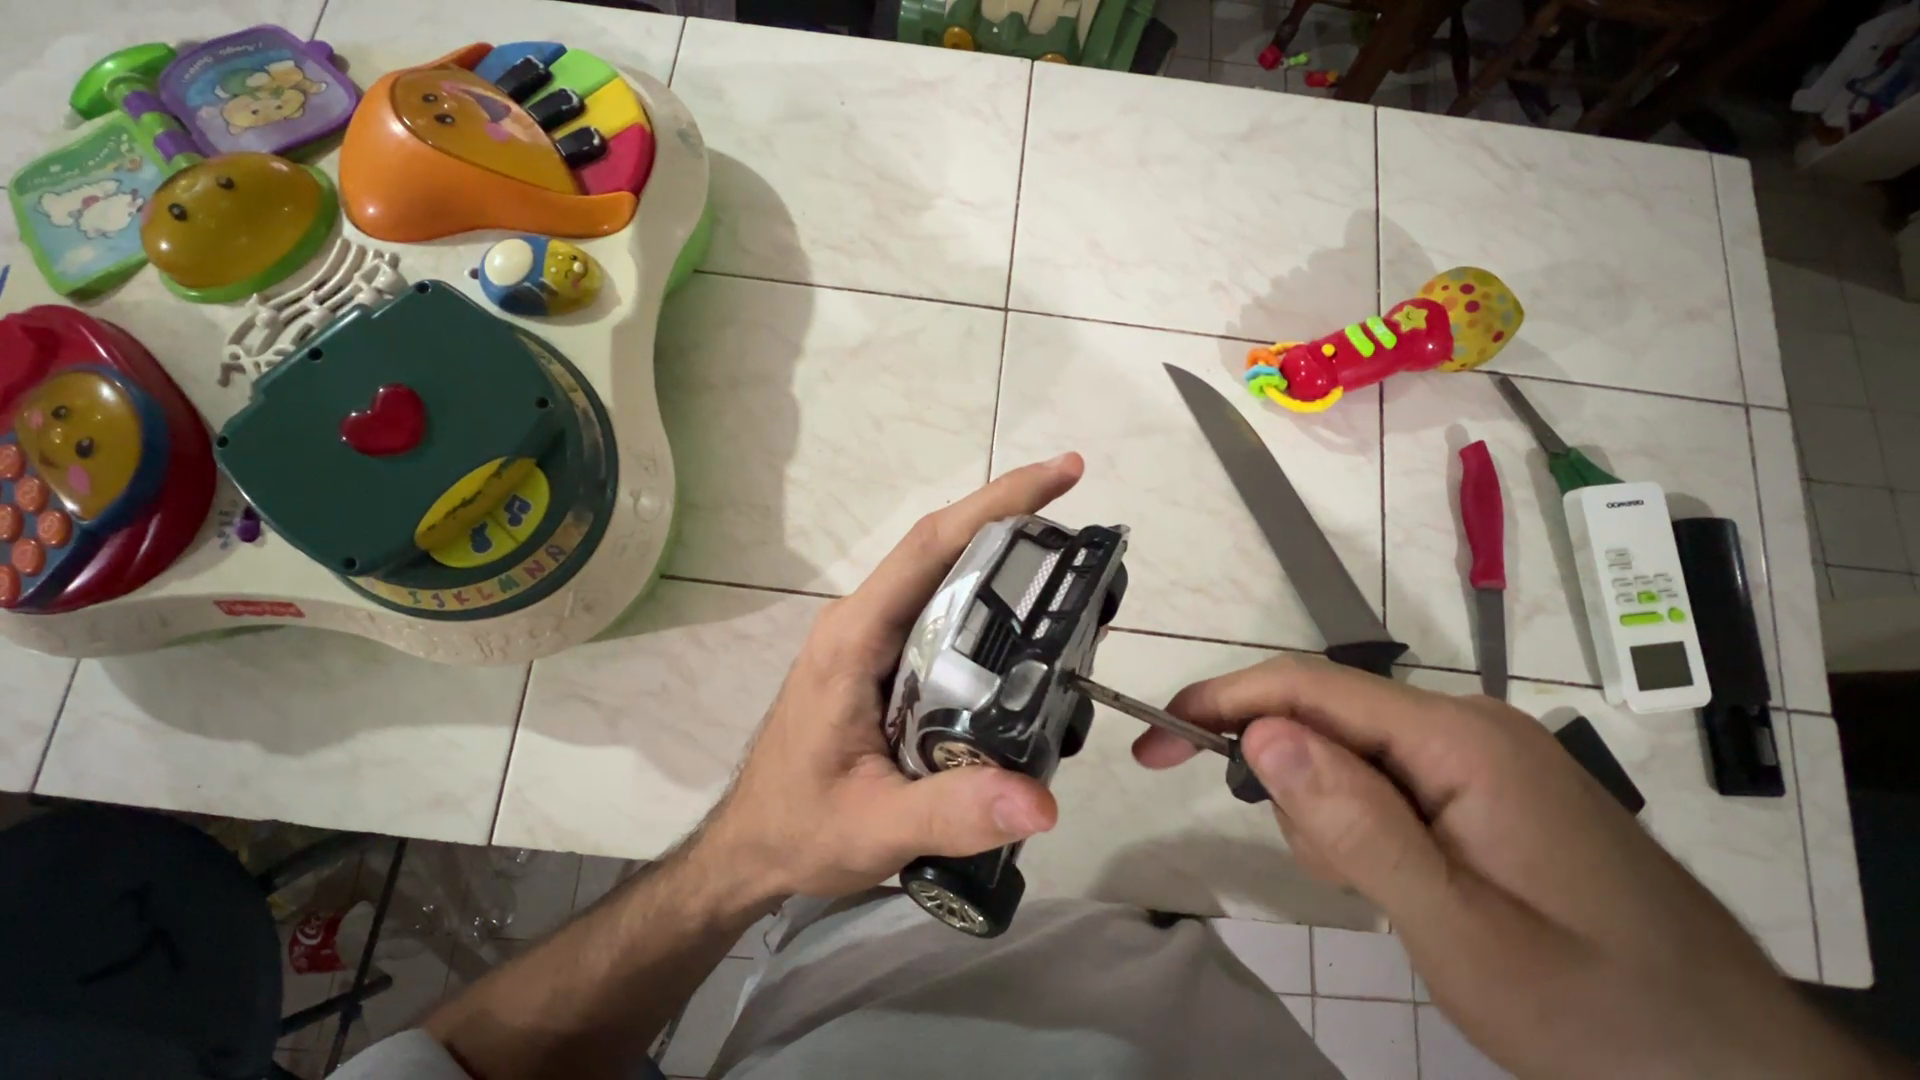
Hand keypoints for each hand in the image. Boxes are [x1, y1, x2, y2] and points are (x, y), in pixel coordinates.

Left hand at [700, 455, 1082, 903]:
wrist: (751, 846)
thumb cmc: (800, 828)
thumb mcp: (877, 827)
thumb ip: (953, 813)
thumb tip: (1041, 801)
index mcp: (854, 638)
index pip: (931, 548)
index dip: (998, 503)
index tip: (1062, 474)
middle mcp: (861, 622)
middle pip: (942, 550)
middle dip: (1013, 522)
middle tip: (1084, 534)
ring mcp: (868, 639)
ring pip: (942, 579)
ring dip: (1001, 564)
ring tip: (1069, 578)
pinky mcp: (878, 661)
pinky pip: (938, 615)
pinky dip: (985, 606)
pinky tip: (1025, 632)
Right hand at [1137, 656, 1901, 1079]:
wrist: (1733, 1069)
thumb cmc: (1594, 1008)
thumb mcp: (1455, 928)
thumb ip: (1354, 824)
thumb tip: (1260, 731)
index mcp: (1460, 740)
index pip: (1308, 687)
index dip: (1219, 704)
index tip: (1152, 742)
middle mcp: (1471, 727)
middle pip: (1329, 721)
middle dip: (1297, 791)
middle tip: (1342, 882)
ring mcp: (1485, 759)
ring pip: (1355, 758)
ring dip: (1337, 822)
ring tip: (1394, 901)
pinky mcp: (1492, 793)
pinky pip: (1393, 786)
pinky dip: (1371, 831)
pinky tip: (1415, 889)